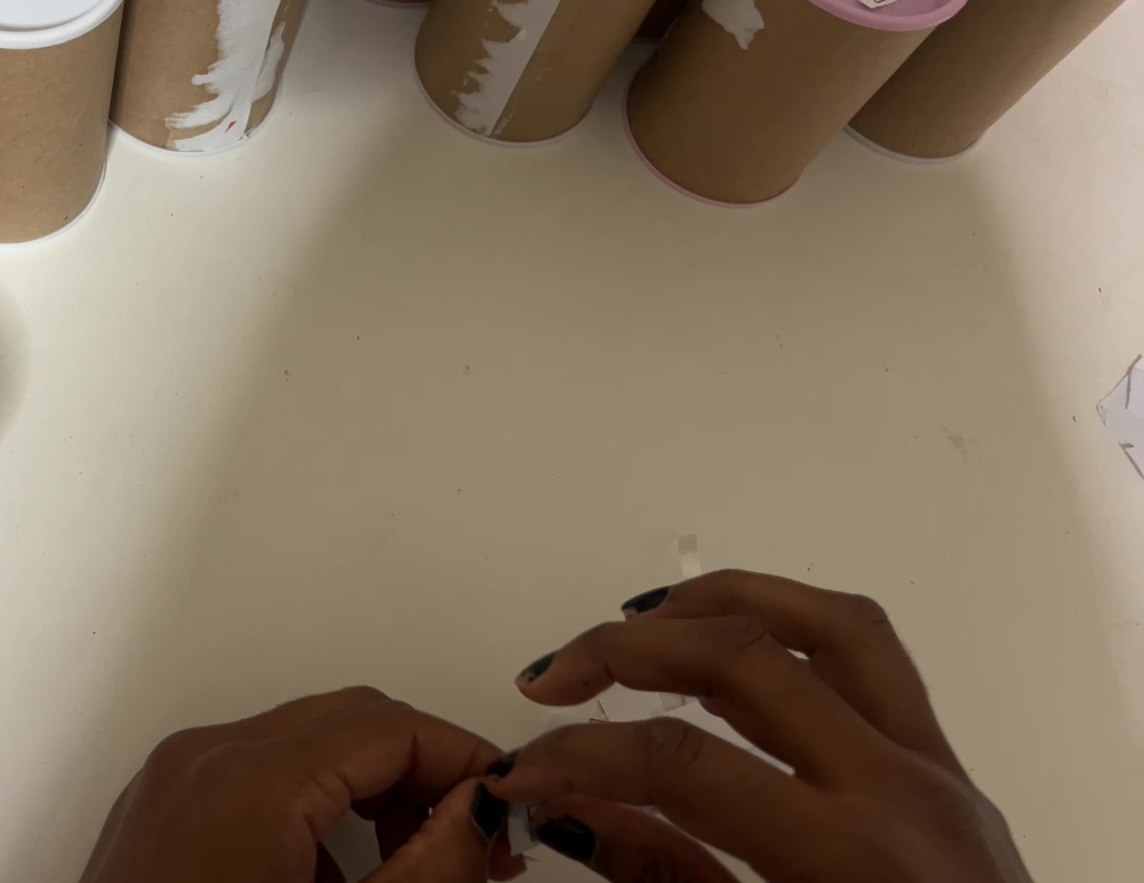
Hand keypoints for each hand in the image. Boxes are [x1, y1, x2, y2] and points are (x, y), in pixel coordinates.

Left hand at [79, 687, 524, 882]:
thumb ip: (428, 869)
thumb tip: (480, 808)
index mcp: (248, 778)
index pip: (383, 725)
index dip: (457, 753)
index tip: (506, 801)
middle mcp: (206, 751)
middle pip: (343, 718)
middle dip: (418, 765)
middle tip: (474, 836)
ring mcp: (178, 770)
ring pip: (301, 739)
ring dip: (366, 784)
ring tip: (411, 861)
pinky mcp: (163, 796)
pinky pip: (256, 771)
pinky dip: (310, 802)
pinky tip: (332, 876)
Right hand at [492, 570, 1034, 881]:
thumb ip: (654, 872)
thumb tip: (553, 802)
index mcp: (862, 863)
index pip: (683, 763)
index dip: (578, 757)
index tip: (517, 773)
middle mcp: (905, 791)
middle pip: (740, 657)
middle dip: (619, 652)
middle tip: (548, 681)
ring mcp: (937, 766)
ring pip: (823, 620)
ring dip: (706, 601)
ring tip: (628, 620)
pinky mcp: (940, 760)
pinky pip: (859, 648)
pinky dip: (770, 618)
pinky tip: (706, 639)